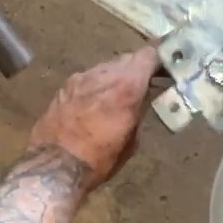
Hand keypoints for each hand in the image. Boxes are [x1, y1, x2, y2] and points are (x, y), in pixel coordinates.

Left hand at [25, 47, 159, 191]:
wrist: (53, 167)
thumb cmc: (98, 160)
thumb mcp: (130, 140)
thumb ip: (138, 112)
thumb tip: (140, 101)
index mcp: (127, 87)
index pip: (149, 55)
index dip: (161, 57)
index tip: (168, 64)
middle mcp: (104, 74)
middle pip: (128, 59)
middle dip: (138, 69)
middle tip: (146, 82)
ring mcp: (81, 77)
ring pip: (106, 67)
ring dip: (116, 76)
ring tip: (119, 94)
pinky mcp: (64, 86)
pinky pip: (88, 78)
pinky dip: (97, 85)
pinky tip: (96, 101)